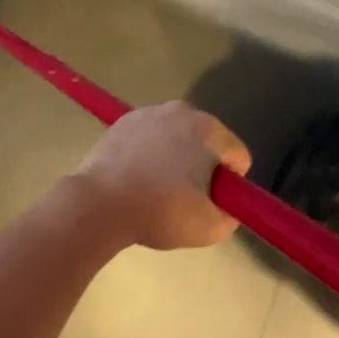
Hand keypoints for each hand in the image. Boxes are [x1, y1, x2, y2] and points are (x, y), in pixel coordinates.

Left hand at [72, 101, 250, 249]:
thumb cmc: (160, 211)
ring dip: (174, 157)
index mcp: (208, 129)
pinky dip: (148, 152)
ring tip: (156, 187)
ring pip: (176, 137)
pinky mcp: (122, 120)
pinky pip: (148, 137)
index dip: (231, 184)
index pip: (237, 156)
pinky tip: (136, 175)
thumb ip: (230, 214)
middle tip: (186, 196)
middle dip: (203, 166)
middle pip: (207, 142)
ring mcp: (148, 112)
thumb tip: (224, 205)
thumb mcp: (212, 226)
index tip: (212, 202)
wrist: (100, 203)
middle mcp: (181, 111)